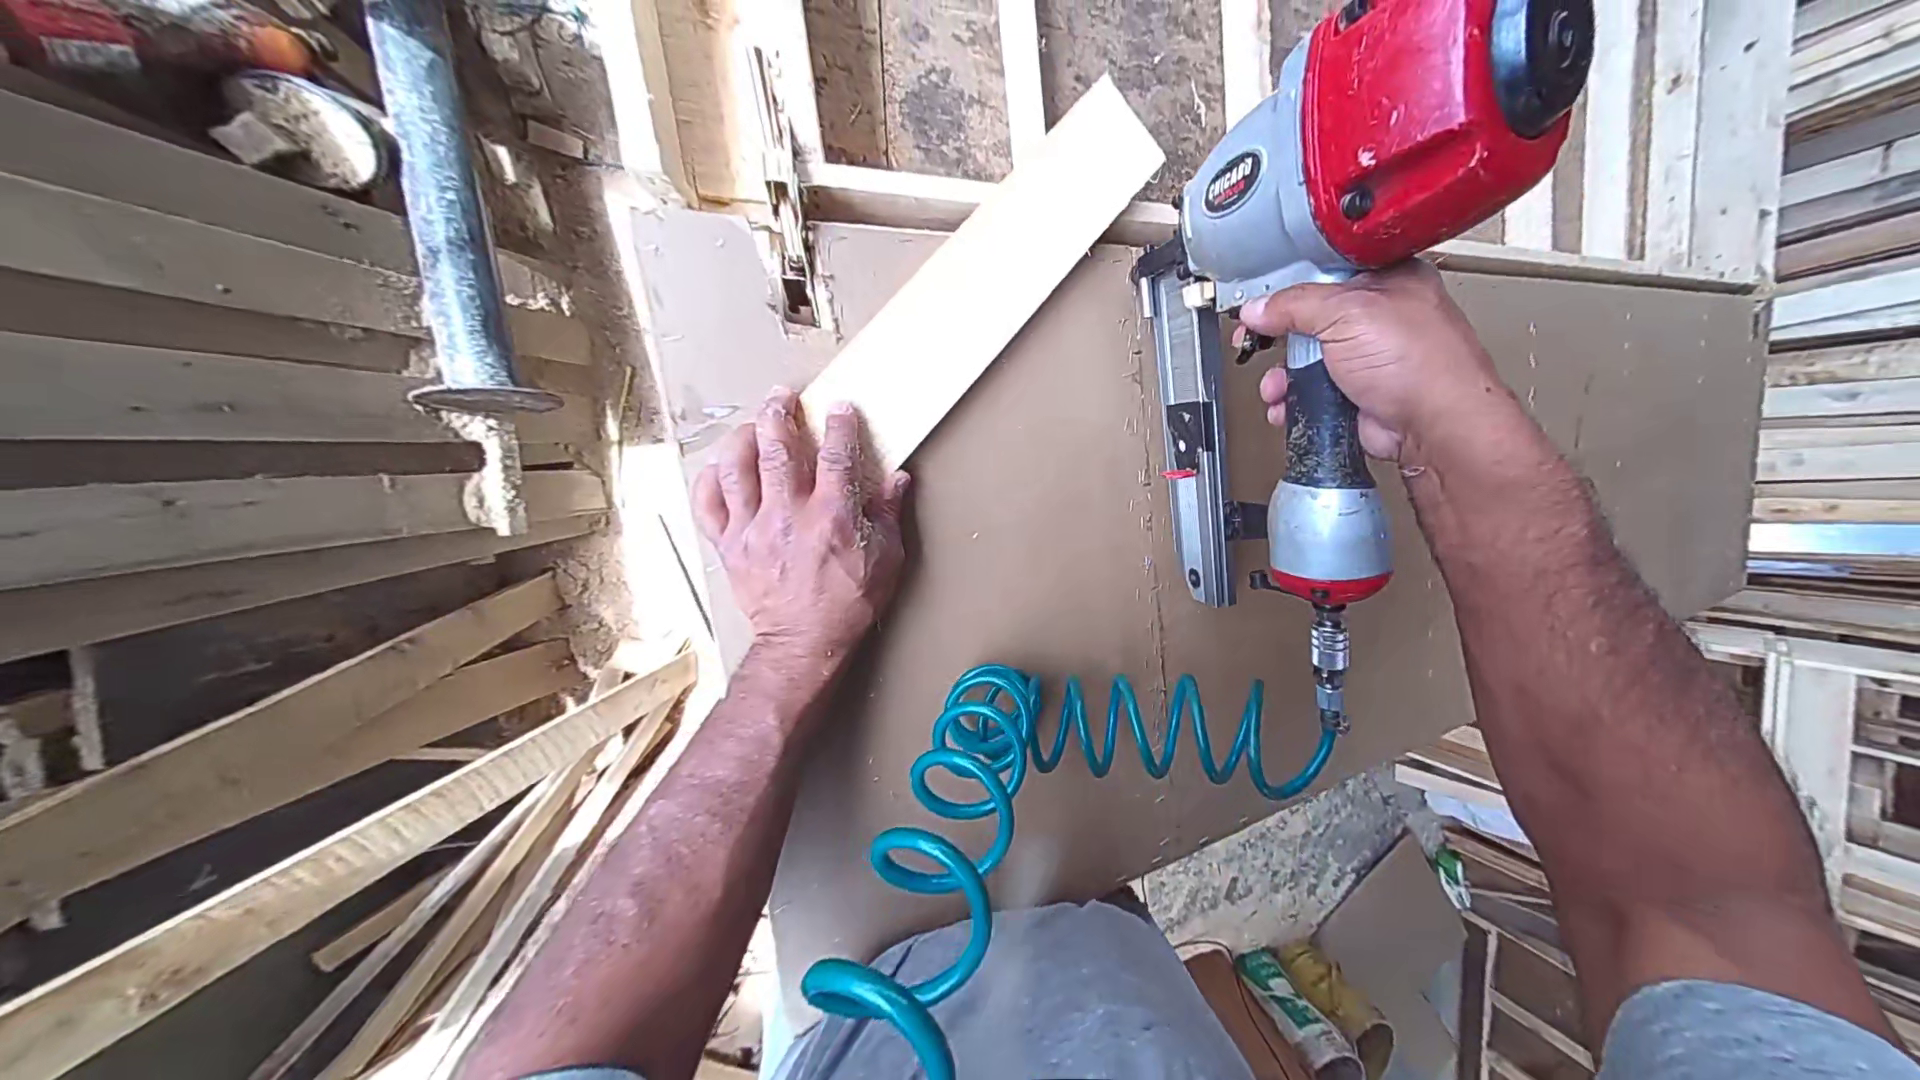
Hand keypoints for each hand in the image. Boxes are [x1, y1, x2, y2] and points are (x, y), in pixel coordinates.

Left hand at [692, 389, 909, 665]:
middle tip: (783, 395)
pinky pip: (708, 504)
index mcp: (831, 516)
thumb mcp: (887, 560)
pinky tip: (719, 467)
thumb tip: (898, 480)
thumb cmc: (848, 605)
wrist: (804, 643)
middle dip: (780, 413)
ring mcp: (753, 529)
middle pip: (777, 448)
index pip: (836, 455)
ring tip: (753, 423)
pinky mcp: (729, 546)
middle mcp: (788, 514)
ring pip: (737, 467)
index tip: (839, 407)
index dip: (839, 425)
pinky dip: (709, 480)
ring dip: (744, 436)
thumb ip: (889, 514)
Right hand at [1237, 260, 1515, 462]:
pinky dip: (1290, 402)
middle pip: (1306, 320)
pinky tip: (1287, 405)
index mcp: (1386, 282)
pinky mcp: (1352, 394)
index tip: (1260, 303)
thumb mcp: (1348, 313)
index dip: (1286, 288)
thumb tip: (1258, 308)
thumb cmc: (1420, 363)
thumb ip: (1295, 305)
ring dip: (1281, 377)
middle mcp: (1376, 318)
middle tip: (1257, 342)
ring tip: (1278, 385)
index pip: (1323, 274)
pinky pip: (1307, 393)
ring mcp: (1364, 359)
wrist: (1431, 425)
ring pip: (1303, 361)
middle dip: (1279, 339)